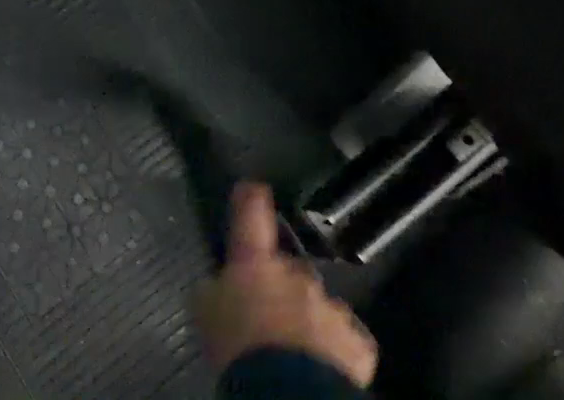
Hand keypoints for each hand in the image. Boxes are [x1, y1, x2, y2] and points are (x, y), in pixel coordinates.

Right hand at [194, 181, 377, 387]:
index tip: (254, 185)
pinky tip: (316, 363)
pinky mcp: (358, 341)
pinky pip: (343, 337)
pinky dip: (331, 346)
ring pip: (316, 305)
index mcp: (255, 263)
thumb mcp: (204, 308)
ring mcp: (331, 307)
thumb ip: (217, 287)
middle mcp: (296, 275)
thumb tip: (226, 284)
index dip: (251, 201)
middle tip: (264, 314)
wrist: (287, 389)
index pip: (251, 219)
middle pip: (287, 271)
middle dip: (279, 286)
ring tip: (290, 348)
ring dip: (305, 318)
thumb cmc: (237, 342)